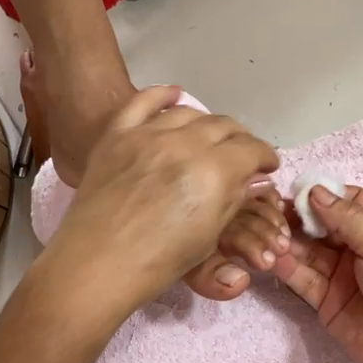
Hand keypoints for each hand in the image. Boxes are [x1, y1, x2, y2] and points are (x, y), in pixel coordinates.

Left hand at [42, 86, 280, 312]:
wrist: (95, 266)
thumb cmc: (155, 265)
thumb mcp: (207, 239)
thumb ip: (232, 202)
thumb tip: (252, 179)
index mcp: (214, 172)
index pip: (251, 150)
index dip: (264, 157)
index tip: (267, 166)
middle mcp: (184, 144)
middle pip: (223, 126)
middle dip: (239, 140)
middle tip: (242, 154)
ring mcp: (148, 135)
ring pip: (189, 113)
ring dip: (206, 123)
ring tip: (210, 136)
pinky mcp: (117, 135)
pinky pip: (143, 103)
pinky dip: (163, 96)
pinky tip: (175, 96)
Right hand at [272, 185, 362, 362]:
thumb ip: (348, 217)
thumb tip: (315, 191)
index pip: (348, 201)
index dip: (322, 195)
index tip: (294, 192)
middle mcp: (361, 247)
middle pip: (323, 225)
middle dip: (298, 218)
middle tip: (270, 213)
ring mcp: (342, 274)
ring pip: (308, 251)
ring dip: (288, 242)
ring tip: (265, 234)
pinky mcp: (325, 300)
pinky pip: (302, 278)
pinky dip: (286, 267)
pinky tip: (270, 256)